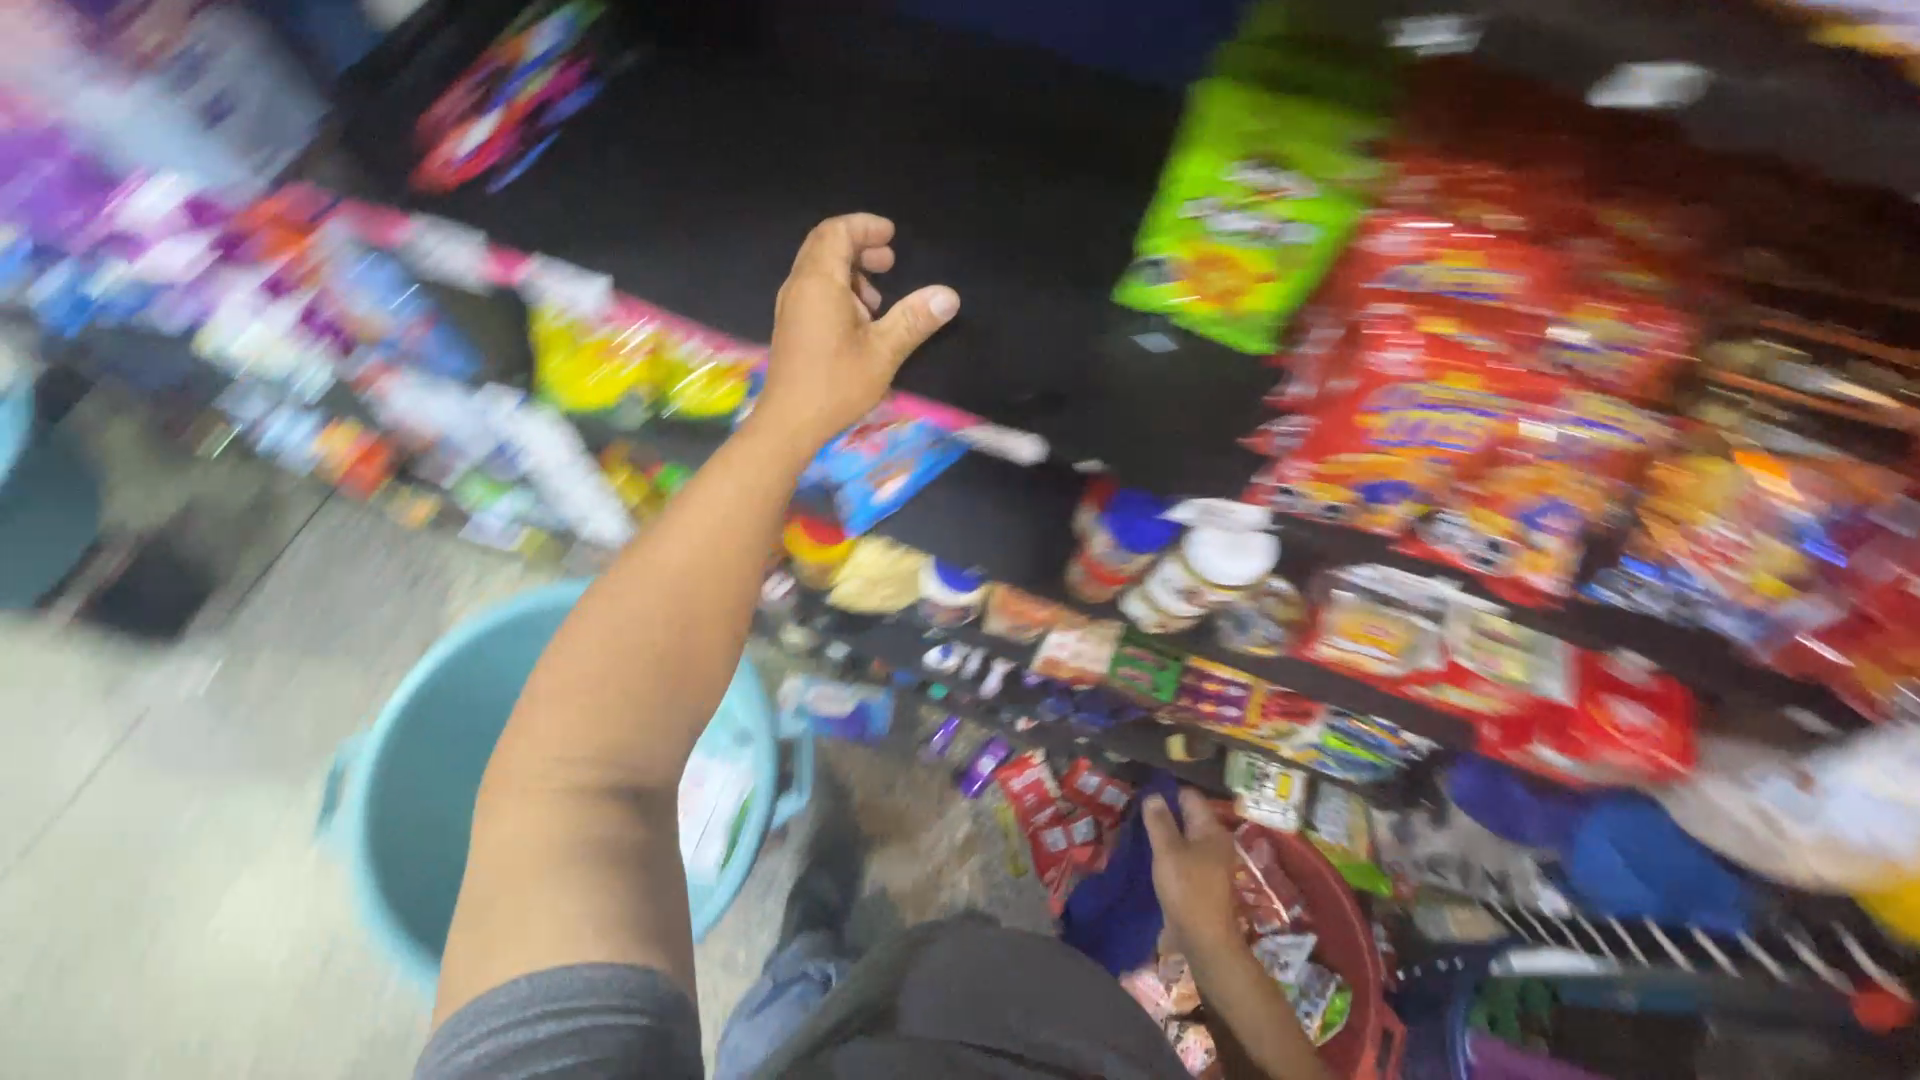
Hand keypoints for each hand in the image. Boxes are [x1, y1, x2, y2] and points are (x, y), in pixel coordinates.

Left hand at [754, 213, 959, 449]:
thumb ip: (914, 319)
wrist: (789, 423)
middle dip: (859, 246)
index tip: (891, 236)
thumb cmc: (836, 385)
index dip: (865, 226)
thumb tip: (948, 295)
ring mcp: (790, 307)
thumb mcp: (883, 352)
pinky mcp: (790, 326)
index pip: (837, 232)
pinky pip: (813, 290)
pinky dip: (838, 291)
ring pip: (817, 269)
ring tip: (877, 299)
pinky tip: (859, 322)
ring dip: (849, 272)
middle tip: (889, 262)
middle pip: (824, 245)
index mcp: (818, 282)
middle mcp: (799, 286)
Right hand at [1142, 788, 1240, 953]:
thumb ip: (1159, 821)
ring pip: (1183, 836)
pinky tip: (1149, 855)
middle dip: (1162, 813)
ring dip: (1163, 833)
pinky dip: (1167, 851)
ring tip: (1137, 832)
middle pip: (1187, 815)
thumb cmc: (1187, 889)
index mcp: (1211, 829)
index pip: (1189, 796)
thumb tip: (1153, 795)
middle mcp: (1214, 841)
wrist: (1204, 938)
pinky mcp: (1200, 878)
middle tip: (1135, 813)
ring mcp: (1209, 861)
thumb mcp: (1168, 851)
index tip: (1141, 795)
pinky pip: (1182, 854)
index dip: (1167, 792)